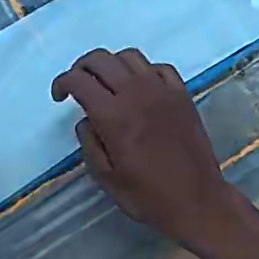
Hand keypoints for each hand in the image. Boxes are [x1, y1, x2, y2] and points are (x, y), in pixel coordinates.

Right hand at [51, 47, 250, 253]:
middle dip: (81, 67)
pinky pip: (158, 67)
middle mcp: (137, 95)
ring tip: (107, 84)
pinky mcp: (182, 95)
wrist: (198, 202)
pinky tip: (139, 88)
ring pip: (129, 56)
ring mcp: (163, 91)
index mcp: (114, 117)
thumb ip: (89, 142)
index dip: (62, 83)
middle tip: (78, 86)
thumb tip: (86, 120)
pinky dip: (142, 71)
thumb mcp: (105, 177)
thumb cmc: (148, 196)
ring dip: (111, 65)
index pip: (79, 81)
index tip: (60, 97)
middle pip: (101, 59)